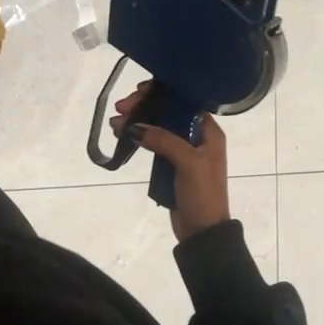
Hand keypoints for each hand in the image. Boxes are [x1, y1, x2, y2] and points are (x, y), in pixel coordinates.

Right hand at [111, 81, 230, 242]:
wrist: (203, 233)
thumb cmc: (203, 193)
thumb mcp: (187, 162)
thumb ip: (163, 140)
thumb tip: (135, 127)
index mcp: (208, 130)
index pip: (184, 100)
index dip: (162, 92)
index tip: (140, 91)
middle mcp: (197, 135)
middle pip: (168, 111)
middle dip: (144, 107)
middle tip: (121, 108)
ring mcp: (183, 149)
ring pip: (157, 126)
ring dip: (137, 121)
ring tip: (115, 123)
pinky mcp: (171, 163)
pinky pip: (153, 142)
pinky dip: (138, 136)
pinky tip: (122, 134)